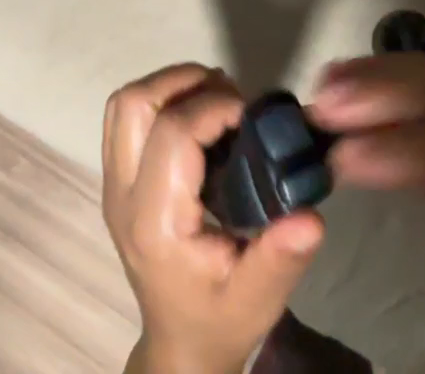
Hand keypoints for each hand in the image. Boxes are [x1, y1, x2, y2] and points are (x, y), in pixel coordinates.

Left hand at [103, 64, 325, 373]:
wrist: (181, 343)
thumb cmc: (221, 315)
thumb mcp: (259, 297)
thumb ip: (281, 257)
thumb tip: (310, 217)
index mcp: (156, 221)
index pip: (172, 134)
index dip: (213, 106)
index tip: (251, 112)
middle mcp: (124, 195)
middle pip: (134, 104)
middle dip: (184, 81)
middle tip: (231, 95)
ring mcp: (114, 185)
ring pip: (124, 105)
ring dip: (171, 86)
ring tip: (217, 99)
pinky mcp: (118, 180)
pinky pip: (126, 120)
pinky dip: (162, 101)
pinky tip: (200, 118)